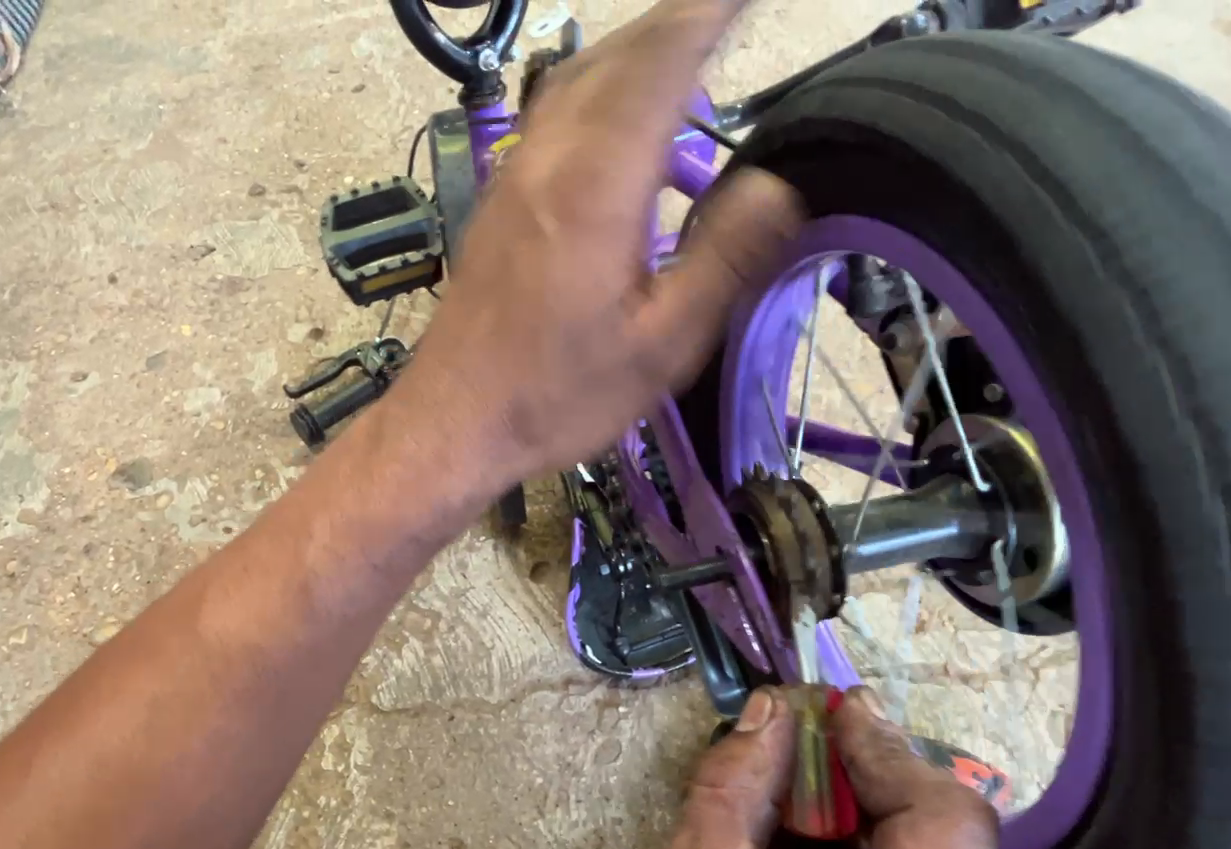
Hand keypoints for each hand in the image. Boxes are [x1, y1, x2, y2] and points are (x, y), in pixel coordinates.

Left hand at [377, 0, 804, 489]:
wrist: (452, 424)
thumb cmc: (555, 397)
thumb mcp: (662, 345)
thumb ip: (725, 257)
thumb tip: (779, 185)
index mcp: (595, 185)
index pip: (662, 62)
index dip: (711, 14)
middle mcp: (546, 162)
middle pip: (614, 58)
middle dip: (676, 23)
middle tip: (727, 16)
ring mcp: (511, 179)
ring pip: (575, 83)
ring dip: (632, 54)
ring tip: (684, 53)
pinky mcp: (495, 205)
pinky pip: (550, 121)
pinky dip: (596, 95)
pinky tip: (619, 129)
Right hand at [636, 688, 1020, 848]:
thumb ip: (733, 790)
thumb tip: (772, 708)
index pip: (945, 820)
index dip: (884, 751)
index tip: (822, 711)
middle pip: (941, 825)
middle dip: (861, 771)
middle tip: (789, 740)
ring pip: (931, 837)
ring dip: (858, 797)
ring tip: (787, 786)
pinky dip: (864, 831)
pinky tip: (809, 833)